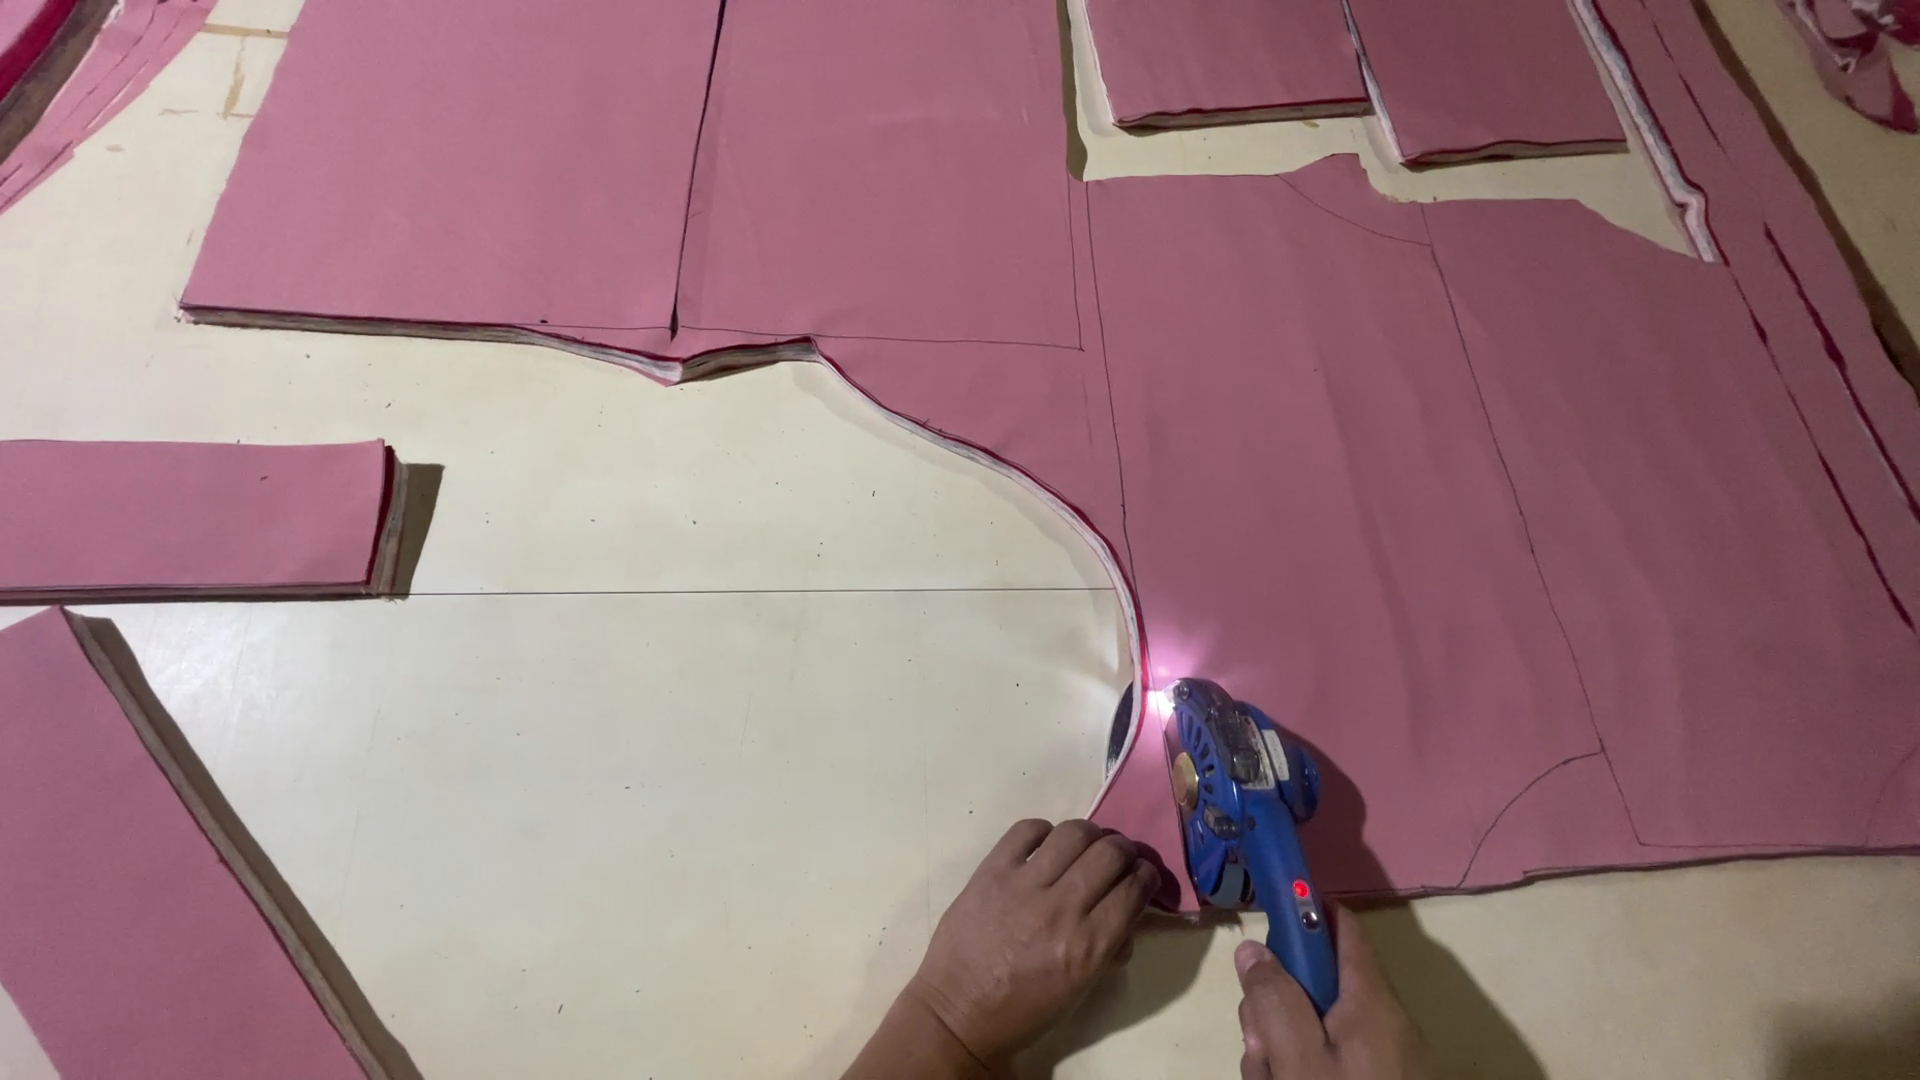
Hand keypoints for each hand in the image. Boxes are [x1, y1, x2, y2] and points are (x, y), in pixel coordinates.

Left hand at [905, 819, 1159, 1067]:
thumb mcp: (1079, 990)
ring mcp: (1024, 885)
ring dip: (1089, 834)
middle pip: (1109, 853)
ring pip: (1072, 833)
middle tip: (1119, 855)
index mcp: (1087, 947)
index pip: (1133, 891)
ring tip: (1086, 843)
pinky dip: (1042, 830)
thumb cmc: (1023, 1009)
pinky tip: (1045, 844)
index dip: (1146, 876)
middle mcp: (1061, 909)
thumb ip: (1108, 949)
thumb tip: (1127, 915)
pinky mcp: (992, 869)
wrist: (958, 1010)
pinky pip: (1026, 829)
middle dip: (1124, 849)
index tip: (1143, 874)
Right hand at [1236, 906, 1433, 1078]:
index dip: (1303, 908)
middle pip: (1318, 980)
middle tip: (1257, 1039)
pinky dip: (1303, 1063)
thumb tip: (1253, 949)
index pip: (1342, 925)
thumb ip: (1273, 999)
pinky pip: (1334, 1055)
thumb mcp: (1298, 1059)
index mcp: (1374, 1003)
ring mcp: (1389, 1059)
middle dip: (1276, 998)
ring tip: (1267, 1074)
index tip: (1267, 914)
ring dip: (1281, 1040)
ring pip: (1318, 1022)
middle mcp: (1388, 1022)